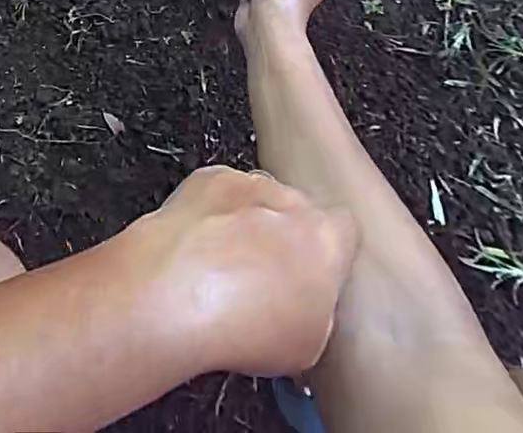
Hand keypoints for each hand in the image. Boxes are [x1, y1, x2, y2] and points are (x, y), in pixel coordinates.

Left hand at [122, 166, 356, 376]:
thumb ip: (316, 308)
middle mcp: (290, 200)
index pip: (345, 232)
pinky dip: (213, 212)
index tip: (316, 276)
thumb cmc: (241, 323)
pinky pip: (221, 192)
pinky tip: (198, 245)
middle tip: (264, 279)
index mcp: (326, 240)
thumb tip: (303, 304)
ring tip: (223, 266)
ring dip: (248, 222)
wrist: (177, 289)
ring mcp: (247, 183)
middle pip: (298, 212)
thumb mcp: (307, 345)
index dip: (331, 254)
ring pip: (258, 198)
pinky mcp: (207, 176)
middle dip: (286, 237)